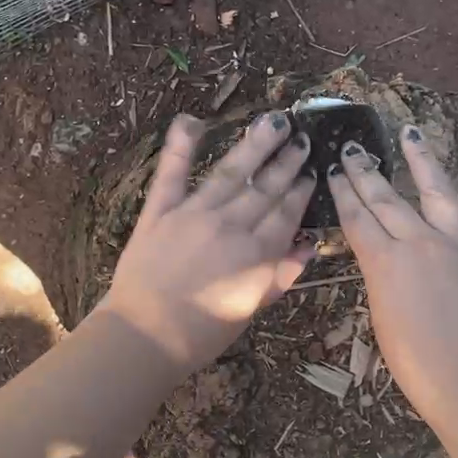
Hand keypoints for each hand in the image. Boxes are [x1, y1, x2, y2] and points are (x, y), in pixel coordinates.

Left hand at [97, 112, 313, 372]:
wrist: (145, 337)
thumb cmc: (201, 333)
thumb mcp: (251, 309)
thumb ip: (281, 275)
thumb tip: (309, 245)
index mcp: (256, 254)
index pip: (286, 214)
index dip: (301, 191)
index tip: (313, 170)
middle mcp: (230, 227)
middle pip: (265, 188)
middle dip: (286, 161)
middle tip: (302, 137)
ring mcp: (194, 214)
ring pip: (231, 173)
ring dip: (255, 145)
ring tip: (274, 121)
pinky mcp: (160, 211)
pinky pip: (172, 173)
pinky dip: (180, 145)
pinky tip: (190, 120)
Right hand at [327, 126, 457, 428]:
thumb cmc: (415, 362)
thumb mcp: (380, 314)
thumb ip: (380, 275)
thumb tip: (381, 253)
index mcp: (384, 261)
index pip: (356, 216)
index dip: (342, 191)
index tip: (333, 169)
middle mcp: (419, 242)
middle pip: (386, 198)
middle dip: (365, 170)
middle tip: (354, 148)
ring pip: (437, 191)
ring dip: (422, 158)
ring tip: (411, 131)